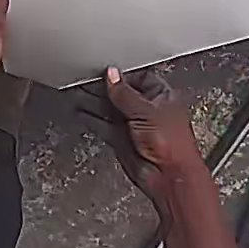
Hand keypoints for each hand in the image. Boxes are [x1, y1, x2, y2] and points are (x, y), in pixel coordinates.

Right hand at [77, 66, 205, 204]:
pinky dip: (92, 119)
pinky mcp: (123, 140)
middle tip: (84, 80)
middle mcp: (148, 110)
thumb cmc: (172, 144)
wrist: (169, 177)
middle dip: (103, 88)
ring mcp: (134, 126)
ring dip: (93, 102)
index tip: (103, 71)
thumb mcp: (146, 111)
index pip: (138, 78)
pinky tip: (81, 112)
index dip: (121, 75)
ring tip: (76, 92)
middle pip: (121, 94)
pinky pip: (104, 125)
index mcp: (161, 96)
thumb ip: (125, 93)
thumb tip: (112, 75)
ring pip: (110, 109)